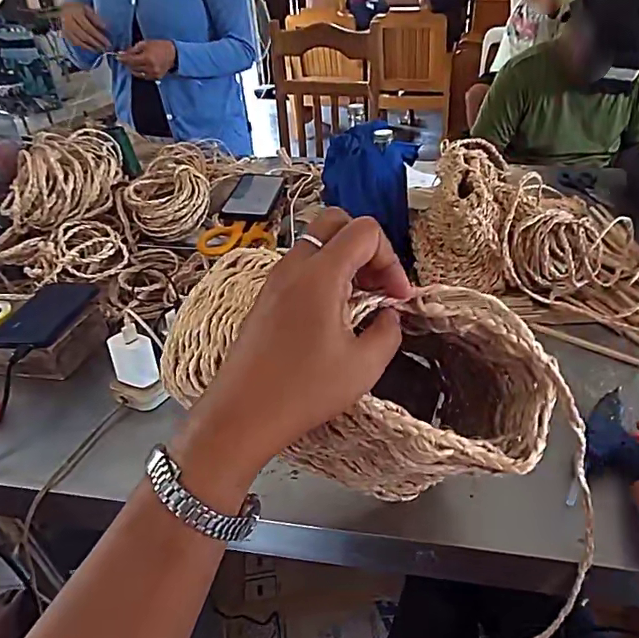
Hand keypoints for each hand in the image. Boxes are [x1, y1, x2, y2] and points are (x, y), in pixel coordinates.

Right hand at [60, 1, 109, 53]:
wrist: (56, 9)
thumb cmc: (73, 7)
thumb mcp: (84, 8)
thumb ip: (94, 17)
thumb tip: (104, 27)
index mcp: (76, 15)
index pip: (89, 28)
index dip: (99, 36)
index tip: (108, 42)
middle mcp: (70, 23)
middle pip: (85, 36)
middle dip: (96, 43)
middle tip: (106, 48)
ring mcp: (66, 30)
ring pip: (80, 41)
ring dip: (91, 47)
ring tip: (100, 50)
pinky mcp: (64, 34)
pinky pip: (75, 43)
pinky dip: (84, 47)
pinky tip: (90, 49)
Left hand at [118, 39, 176, 79]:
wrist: (174, 54)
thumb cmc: (159, 46)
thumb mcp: (145, 44)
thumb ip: (133, 49)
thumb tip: (123, 53)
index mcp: (147, 58)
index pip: (130, 60)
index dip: (123, 58)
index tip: (117, 56)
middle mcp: (150, 68)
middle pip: (133, 67)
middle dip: (126, 63)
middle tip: (123, 59)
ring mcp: (153, 74)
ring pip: (137, 73)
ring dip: (132, 68)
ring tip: (130, 63)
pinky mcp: (156, 78)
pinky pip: (143, 76)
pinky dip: (139, 72)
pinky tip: (138, 67)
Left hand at [174, 209, 411, 504]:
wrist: (242, 415)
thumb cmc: (301, 392)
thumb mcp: (365, 366)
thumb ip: (388, 330)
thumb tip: (388, 315)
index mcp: (320, 275)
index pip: (364, 231)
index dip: (391, 259)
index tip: (396, 296)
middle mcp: (293, 267)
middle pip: (336, 222)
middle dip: (367, 248)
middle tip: (379, 286)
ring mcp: (275, 281)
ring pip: (317, 245)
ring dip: (345, 263)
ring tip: (359, 305)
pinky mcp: (266, 298)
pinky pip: (301, 268)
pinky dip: (325, 277)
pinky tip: (334, 317)